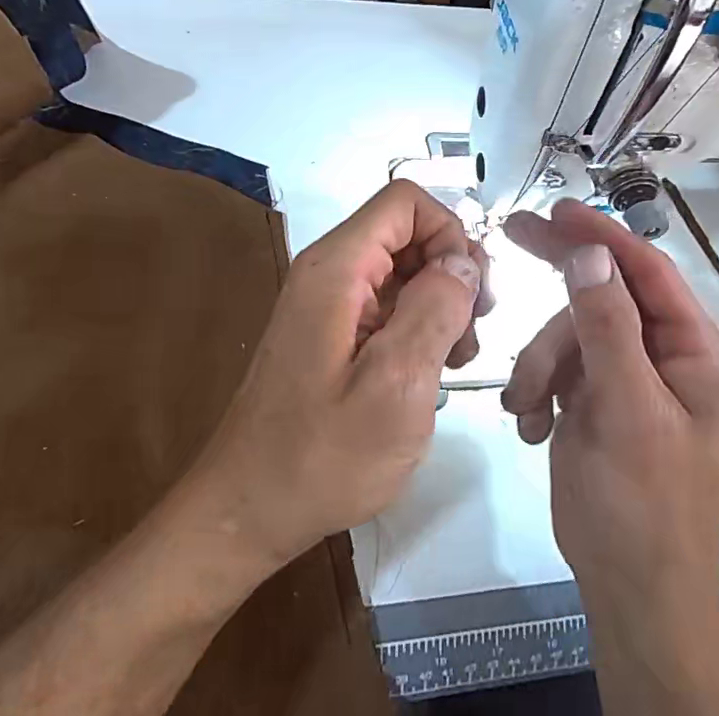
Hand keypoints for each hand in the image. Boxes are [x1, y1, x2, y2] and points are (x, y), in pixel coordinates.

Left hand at [181, 180, 490, 567]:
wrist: (245, 516)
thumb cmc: (320, 458)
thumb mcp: (397, 384)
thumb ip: (436, 310)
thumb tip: (465, 261)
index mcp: (337, 270)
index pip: (407, 202)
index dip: (449, 234)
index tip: (467, 293)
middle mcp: (330, 273)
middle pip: (409, 232)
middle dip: (453, 270)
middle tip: (472, 330)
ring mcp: (331, 305)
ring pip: (406, 269)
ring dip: (443, 302)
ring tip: (456, 358)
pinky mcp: (335, 334)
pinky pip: (392, 304)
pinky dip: (423, 325)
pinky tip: (432, 369)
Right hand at [500, 199, 718, 612]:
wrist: (634, 595)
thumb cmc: (643, 508)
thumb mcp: (626, 411)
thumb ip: (608, 328)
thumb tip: (590, 254)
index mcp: (695, 351)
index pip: (648, 271)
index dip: (604, 236)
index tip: (557, 210)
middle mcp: (667, 355)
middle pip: (607, 295)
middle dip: (560, 289)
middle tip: (515, 236)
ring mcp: (629, 379)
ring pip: (573, 335)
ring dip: (540, 365)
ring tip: (526, 410)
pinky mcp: (599, 403)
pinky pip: (561, 371)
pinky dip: (538, 391)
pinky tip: (530, 426)